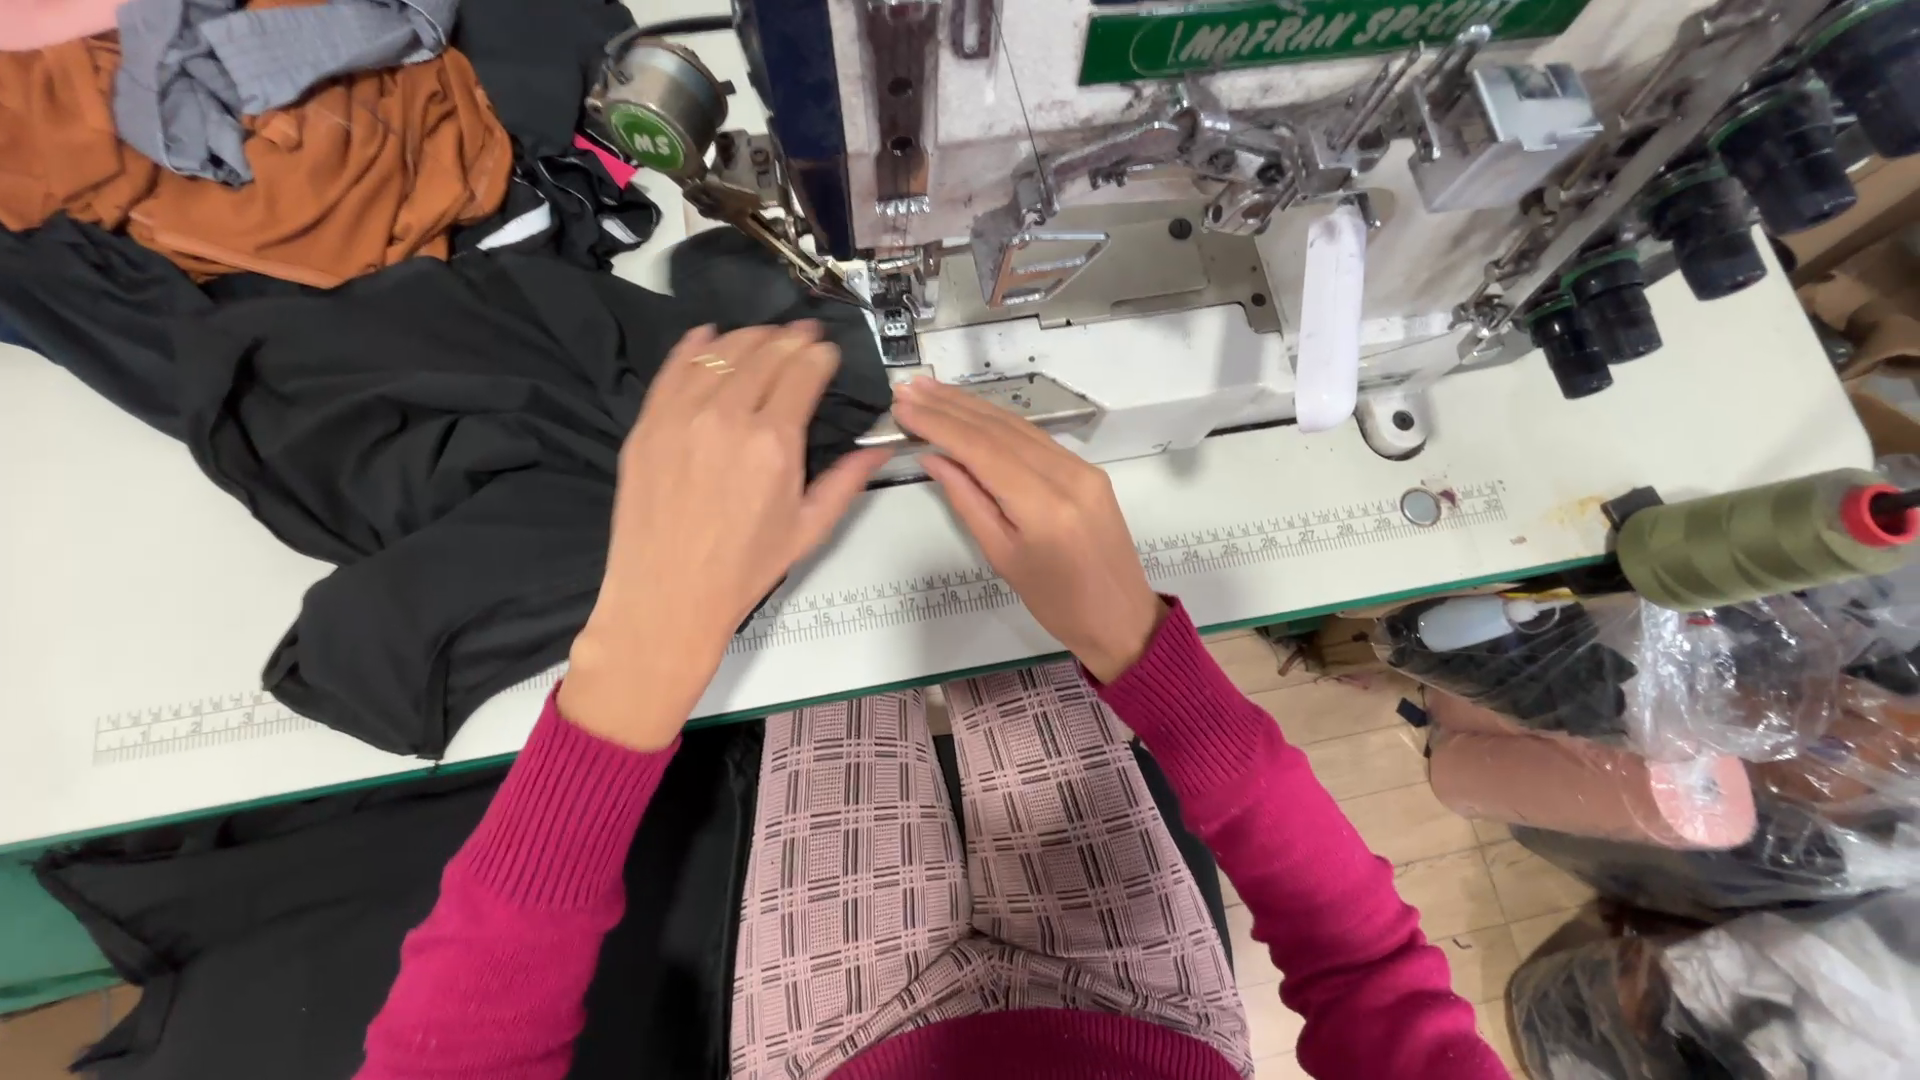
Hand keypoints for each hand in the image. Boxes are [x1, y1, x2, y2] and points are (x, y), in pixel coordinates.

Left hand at [559, 323, 890, 749]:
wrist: (668, 595)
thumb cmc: (744, 569)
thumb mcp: (809, 529)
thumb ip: (847, 480)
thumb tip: (882, 447)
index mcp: (774, 443)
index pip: (802, 373)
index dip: (819, 355)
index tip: (827, 351)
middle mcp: (727, 418)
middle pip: (764, 354)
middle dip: (790, 339)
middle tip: (802, 335)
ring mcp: (681, 417)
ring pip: (721, 353)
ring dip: (749, 337)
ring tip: (765, 336)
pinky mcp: (647, 425)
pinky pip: (674, 369)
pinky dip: (695, 346)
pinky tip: (709, 336)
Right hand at [893, 378, 1164, 682]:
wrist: (1120, 617)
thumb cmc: (1056, 602)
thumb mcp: (1002, 557)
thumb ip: (968, 502)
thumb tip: (935, 457)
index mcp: (1043, 505)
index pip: (982, 449)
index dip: (939, 424)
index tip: (904, 407)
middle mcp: (1067, 475)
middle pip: (1000, 429)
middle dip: (950, 406)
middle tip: (908, 389)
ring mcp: (1082, 469)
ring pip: (1019, 427)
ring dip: (972, 407)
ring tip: (931, 392)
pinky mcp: (1088, 471)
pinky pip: (1036, 439)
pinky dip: (1000, 424)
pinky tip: (973, 414)